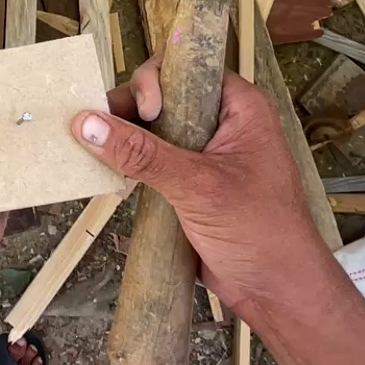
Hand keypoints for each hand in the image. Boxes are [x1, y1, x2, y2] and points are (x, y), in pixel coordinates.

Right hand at [71, 67, 327, 314]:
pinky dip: (127, 160)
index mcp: (239, 106)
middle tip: (105, 133)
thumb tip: (84, 122)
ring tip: (98, 153)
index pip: (185, 67)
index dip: (156, 79)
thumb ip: (140, 153)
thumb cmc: (258, 233)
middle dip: (129, 109)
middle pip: (161, 93)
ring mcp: (202, 151)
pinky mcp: (187, 179)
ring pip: (150, 127)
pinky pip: (149, 156)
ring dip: (123, 137)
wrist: (280, 297)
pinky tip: (107, 170)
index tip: (145, 111)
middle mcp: (220, 121)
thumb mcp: (197, 186)